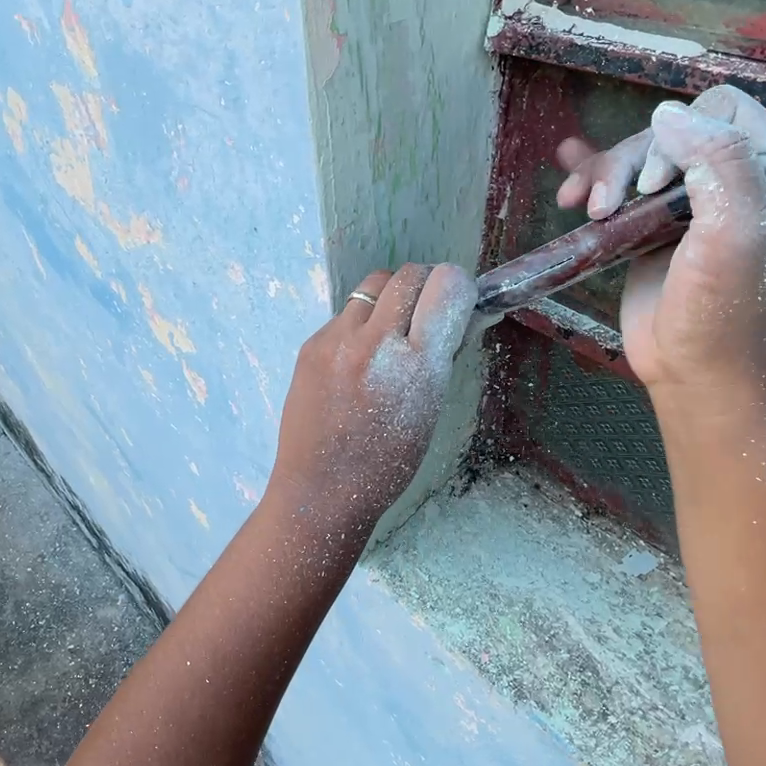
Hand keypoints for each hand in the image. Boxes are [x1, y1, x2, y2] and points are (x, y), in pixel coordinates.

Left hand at [268, 263, 475, 540]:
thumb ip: (437, 355)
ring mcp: (336, 340)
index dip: (455, 287)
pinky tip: (355, 361)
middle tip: (423, 313)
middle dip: (423, 286)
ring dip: (388, 301)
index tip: (455, 300)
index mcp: (417, 366)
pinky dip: (358, 325)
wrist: (320, 490)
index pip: (446, 286)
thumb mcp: (430, 409)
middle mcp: (375, 343)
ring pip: (372, 287)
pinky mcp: (310, 345)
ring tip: (387, 336)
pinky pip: (345, 314)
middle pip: (408, 275)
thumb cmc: (386, 463)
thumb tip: (448, 312)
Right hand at [554, 85, 765, 396]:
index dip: (681, 134)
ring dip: (602, 175)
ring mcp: (686, 207)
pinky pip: (618, 189)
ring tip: (580, 209)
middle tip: (606, 206)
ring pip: (637, 159)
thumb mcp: (735, 233)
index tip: (656, 184)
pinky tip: (567, 183)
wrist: (693, 373)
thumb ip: (718, 163)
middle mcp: (731, 183)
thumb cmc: (724, 312)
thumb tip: (665, 113)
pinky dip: (590, 180)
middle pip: (669, 133)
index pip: (725, 111)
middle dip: (629, 162)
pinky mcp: (649, 230)